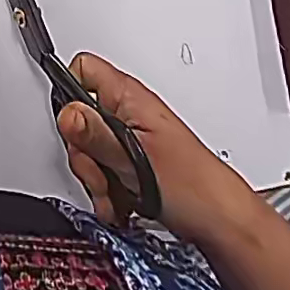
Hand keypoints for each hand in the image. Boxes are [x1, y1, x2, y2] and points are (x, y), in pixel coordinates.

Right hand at [59, 52, 289, 289]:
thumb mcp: (136, 159)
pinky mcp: (131, 161)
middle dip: (83, 151)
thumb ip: (97, 135)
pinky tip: (119, 201)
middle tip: (100, 169)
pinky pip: (101, 168)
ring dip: (95, 177)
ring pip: (87, 147)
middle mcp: (128, 111)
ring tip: (114, 192)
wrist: (221, 220)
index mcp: (129, 96)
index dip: (69, 93)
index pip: (83, 69)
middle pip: (78, 116)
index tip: (73, 127)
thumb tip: (67, 114)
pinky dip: (104, 189)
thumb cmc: (195, 186)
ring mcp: (130, 137)